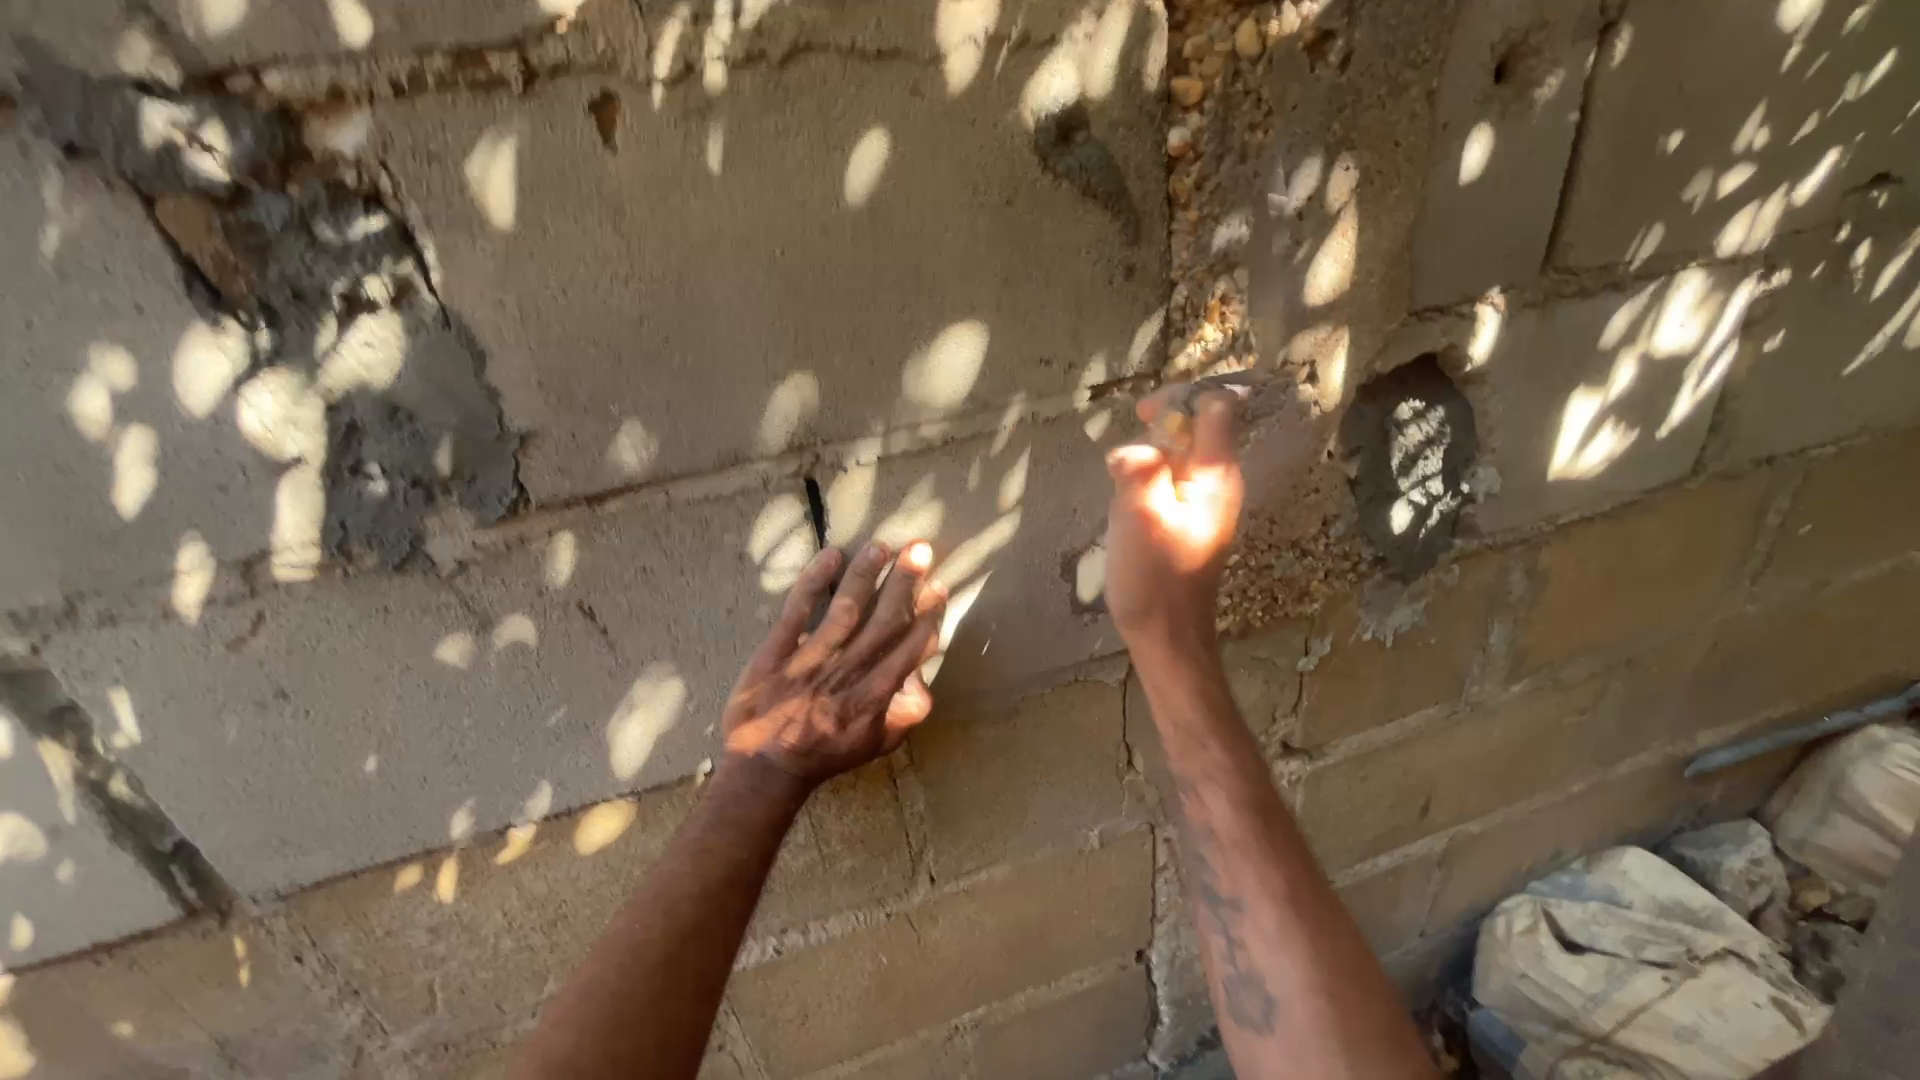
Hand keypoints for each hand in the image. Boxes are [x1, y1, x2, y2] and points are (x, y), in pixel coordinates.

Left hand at [721, 540, 946, 791]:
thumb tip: (923, 679)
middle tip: (919, 550)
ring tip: (882, 547)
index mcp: (873, 698)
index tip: (938, 587)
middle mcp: (846, 674)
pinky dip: (813, 581)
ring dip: (865, 575)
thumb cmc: (824, 754)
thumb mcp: (876, 745)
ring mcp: (809, 661)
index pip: (908, 649)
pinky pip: (797, 610)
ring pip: (844, 609)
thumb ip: (905, 715)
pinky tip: (831, 556)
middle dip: (904, 584)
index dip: (927, 615)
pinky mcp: (775, 652)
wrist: (764, 768)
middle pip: (882, 621)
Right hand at [1103, 389, 1243, 648]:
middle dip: (1156, 435)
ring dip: (1147, 465)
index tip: (1142, 417)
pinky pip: (1173, 486)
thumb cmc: (1154, 578)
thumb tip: (1133, 449)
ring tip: (1123, 498)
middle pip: (1197, 430)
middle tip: (1123, 467)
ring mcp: (1209, 506)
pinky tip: (1129, 515)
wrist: (1168, 636)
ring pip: (1180, 459)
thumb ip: (1139, 468)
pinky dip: (1149, 487)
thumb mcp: (1138, 515)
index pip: (1216, 407)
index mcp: (1216, 475)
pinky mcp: (1194, 524)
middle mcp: (1221, 484)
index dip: (1180, 399)